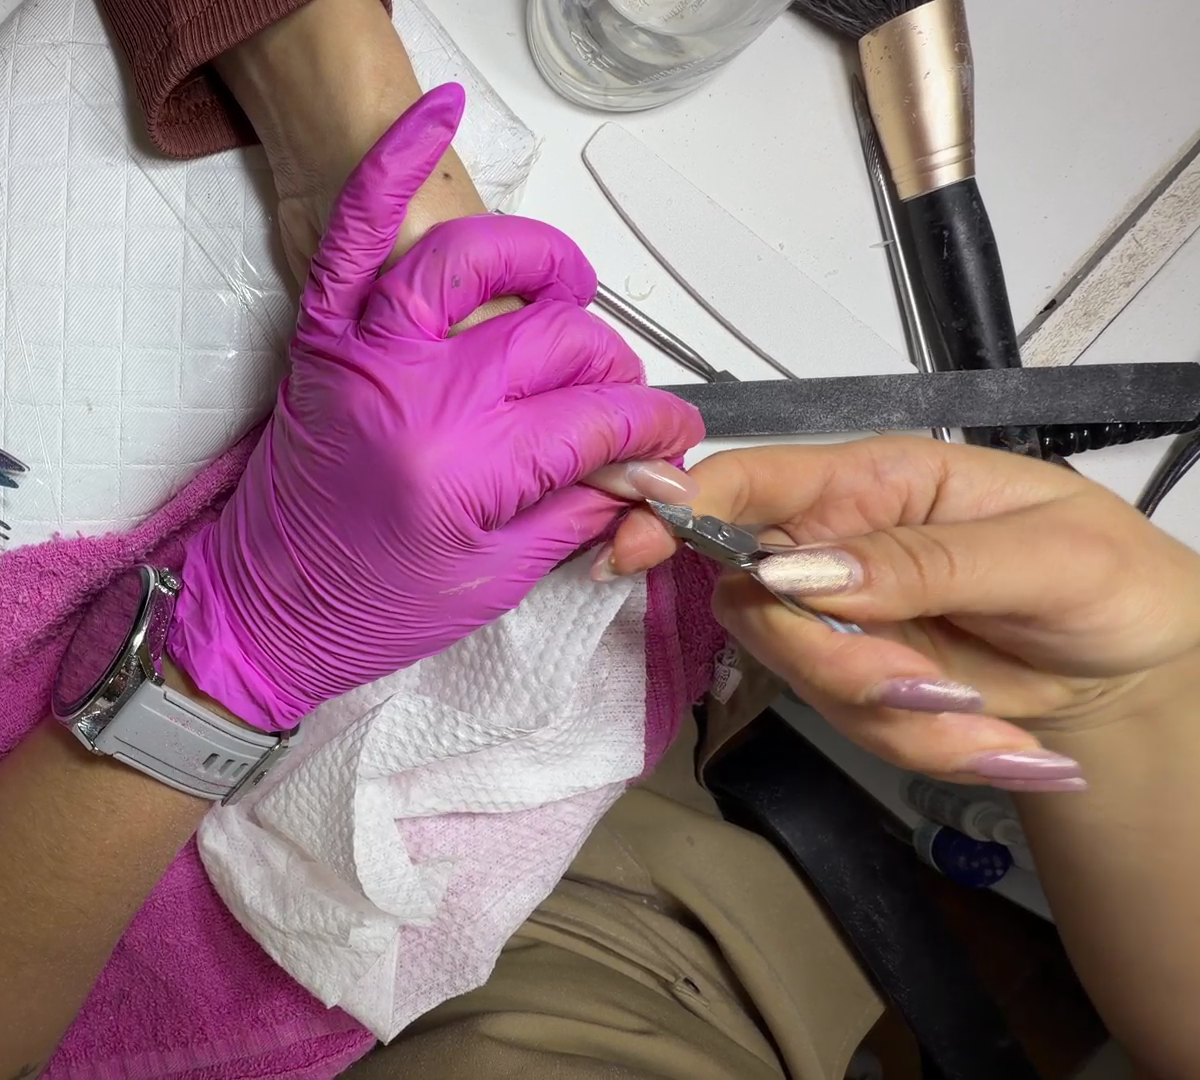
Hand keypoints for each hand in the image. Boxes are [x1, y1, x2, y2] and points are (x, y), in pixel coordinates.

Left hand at [169, 84, 705, 731]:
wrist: (263, 611)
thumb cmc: (364, 611)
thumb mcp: (494, 579)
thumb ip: (579, 507)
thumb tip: (646, 462)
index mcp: (465, 470)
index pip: (600, 416)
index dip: (654, 429)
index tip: (666, 441)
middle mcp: (417, 397)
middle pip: (557, 339)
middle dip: (609, 371)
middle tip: (610, 404)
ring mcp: (364, 357)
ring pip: (475, 260)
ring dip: (537, 263)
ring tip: (560, 292)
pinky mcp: (323, 344)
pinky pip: (355, 233)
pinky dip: (389, 166)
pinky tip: (433, 118)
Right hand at [611, 437, 1199, 789]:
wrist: (1130, 673)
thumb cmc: (1110, 583)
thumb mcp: (1056, 559)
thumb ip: (924, 560)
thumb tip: (795, 572)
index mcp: (864, 485)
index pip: (742, 483)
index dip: (674, 507)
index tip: (630, 548)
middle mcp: (820, 546)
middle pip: (750, 598)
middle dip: (828, 657)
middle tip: (927, 690)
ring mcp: (820, 614)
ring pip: (788, 666)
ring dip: (886, 710)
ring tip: (991, 726)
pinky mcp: (834, 672)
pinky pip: (837, 717)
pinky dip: (917, 744)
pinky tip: (995, 742)